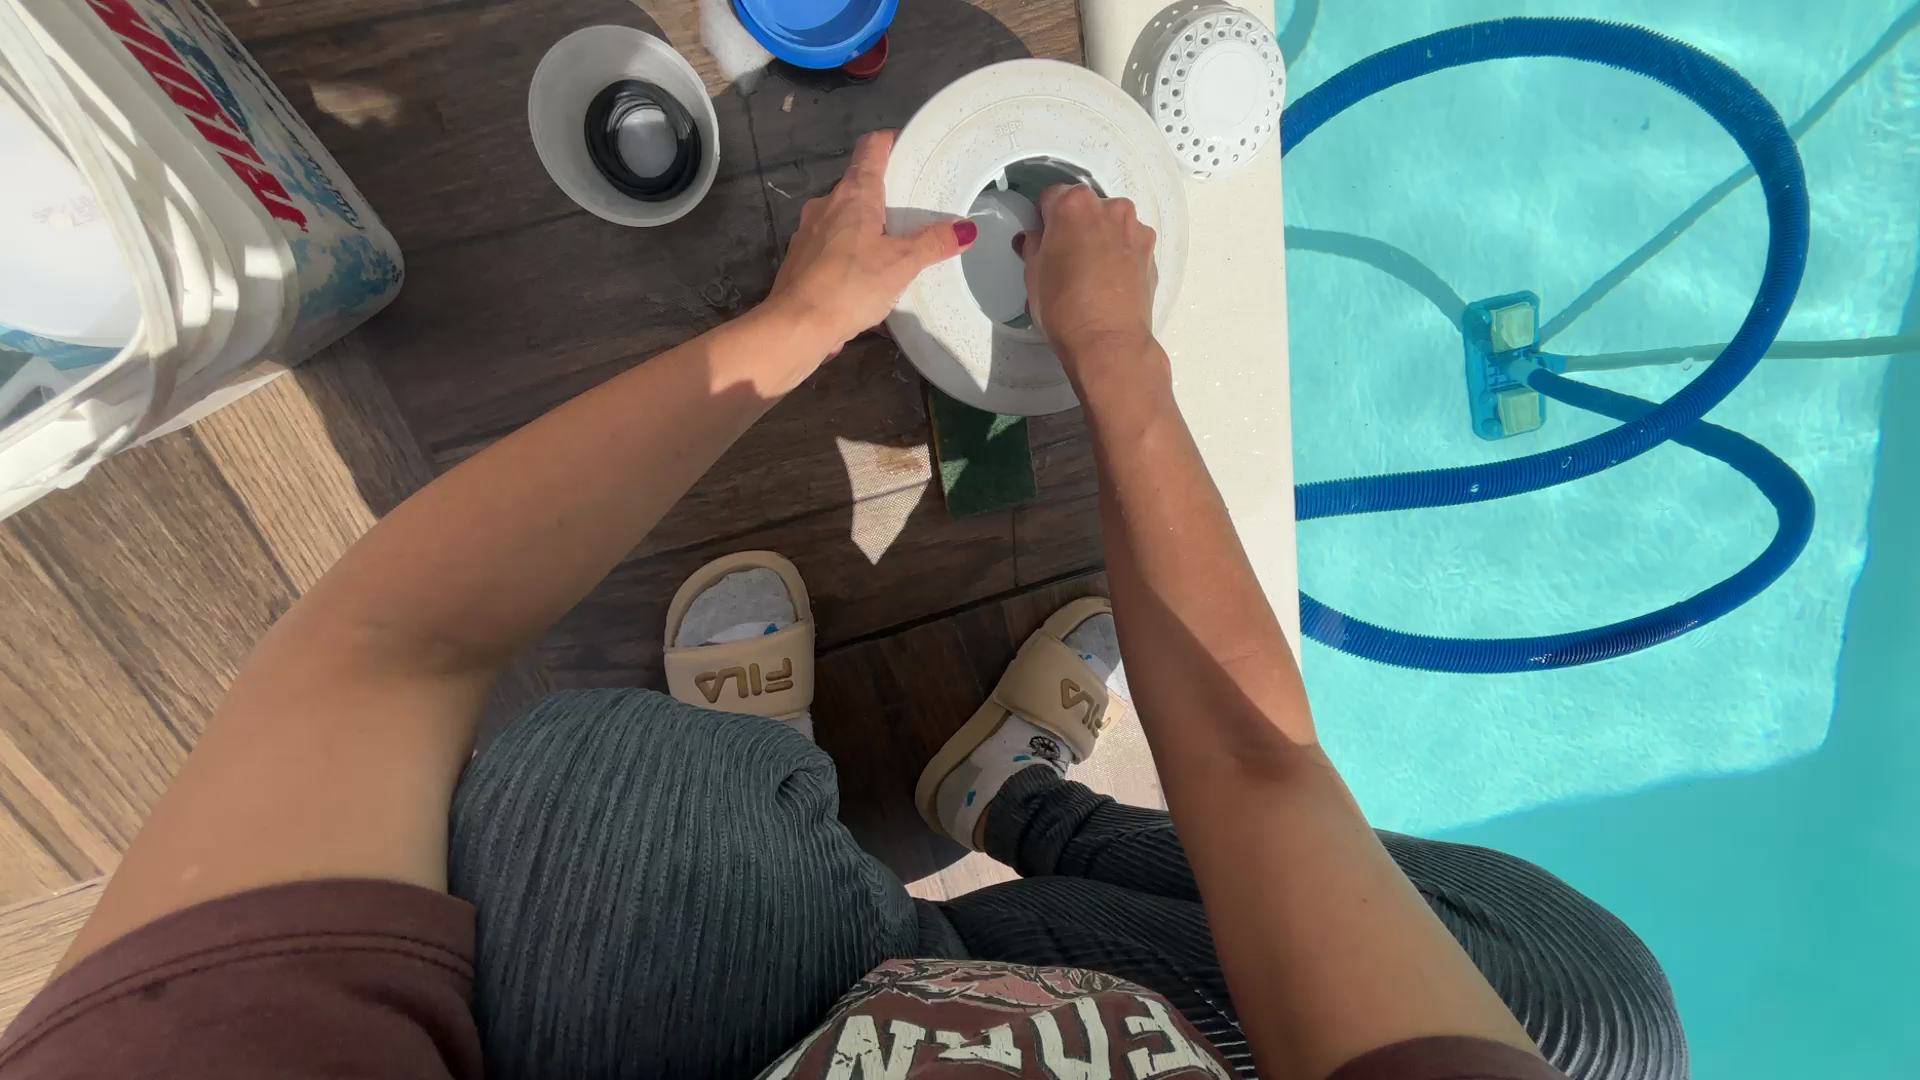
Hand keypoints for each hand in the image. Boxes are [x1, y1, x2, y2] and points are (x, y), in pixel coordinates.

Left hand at [763, 129, 977, 357]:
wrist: (798, 324)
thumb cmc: (851, 284)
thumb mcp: (901, 264)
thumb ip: (932, 244)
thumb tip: (967, 229)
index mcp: (853, 194)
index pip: (871, 149)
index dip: (891, 143)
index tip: (909, 148)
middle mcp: (826, 204)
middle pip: (858, 186)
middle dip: (884, 196)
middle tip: (911, 211)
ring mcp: (809, 232)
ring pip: (842, 219)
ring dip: (865, 229)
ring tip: (890, 250)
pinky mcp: (800, 260)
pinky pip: (830, 248)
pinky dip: (849, 256)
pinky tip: (864, 280)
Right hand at [1019, 184, 1161, 383]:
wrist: (1108, 342)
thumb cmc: (1066, 308)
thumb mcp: (1032, 276)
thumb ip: (1034, 247)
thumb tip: (1035, 240)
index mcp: (1074, 205)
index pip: (1051, 196)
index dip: (1043, 218)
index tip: (1042, 237)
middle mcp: (1110, 208)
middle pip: (1086, 208)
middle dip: (1074, 227)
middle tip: (1064, 259)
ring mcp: (1135, 229)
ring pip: (1110, 226)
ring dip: (1099, 240)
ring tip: (1088, 275)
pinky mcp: (1150, 253)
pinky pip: (1128, 246)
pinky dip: (1118, 257)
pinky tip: (1107, 284)